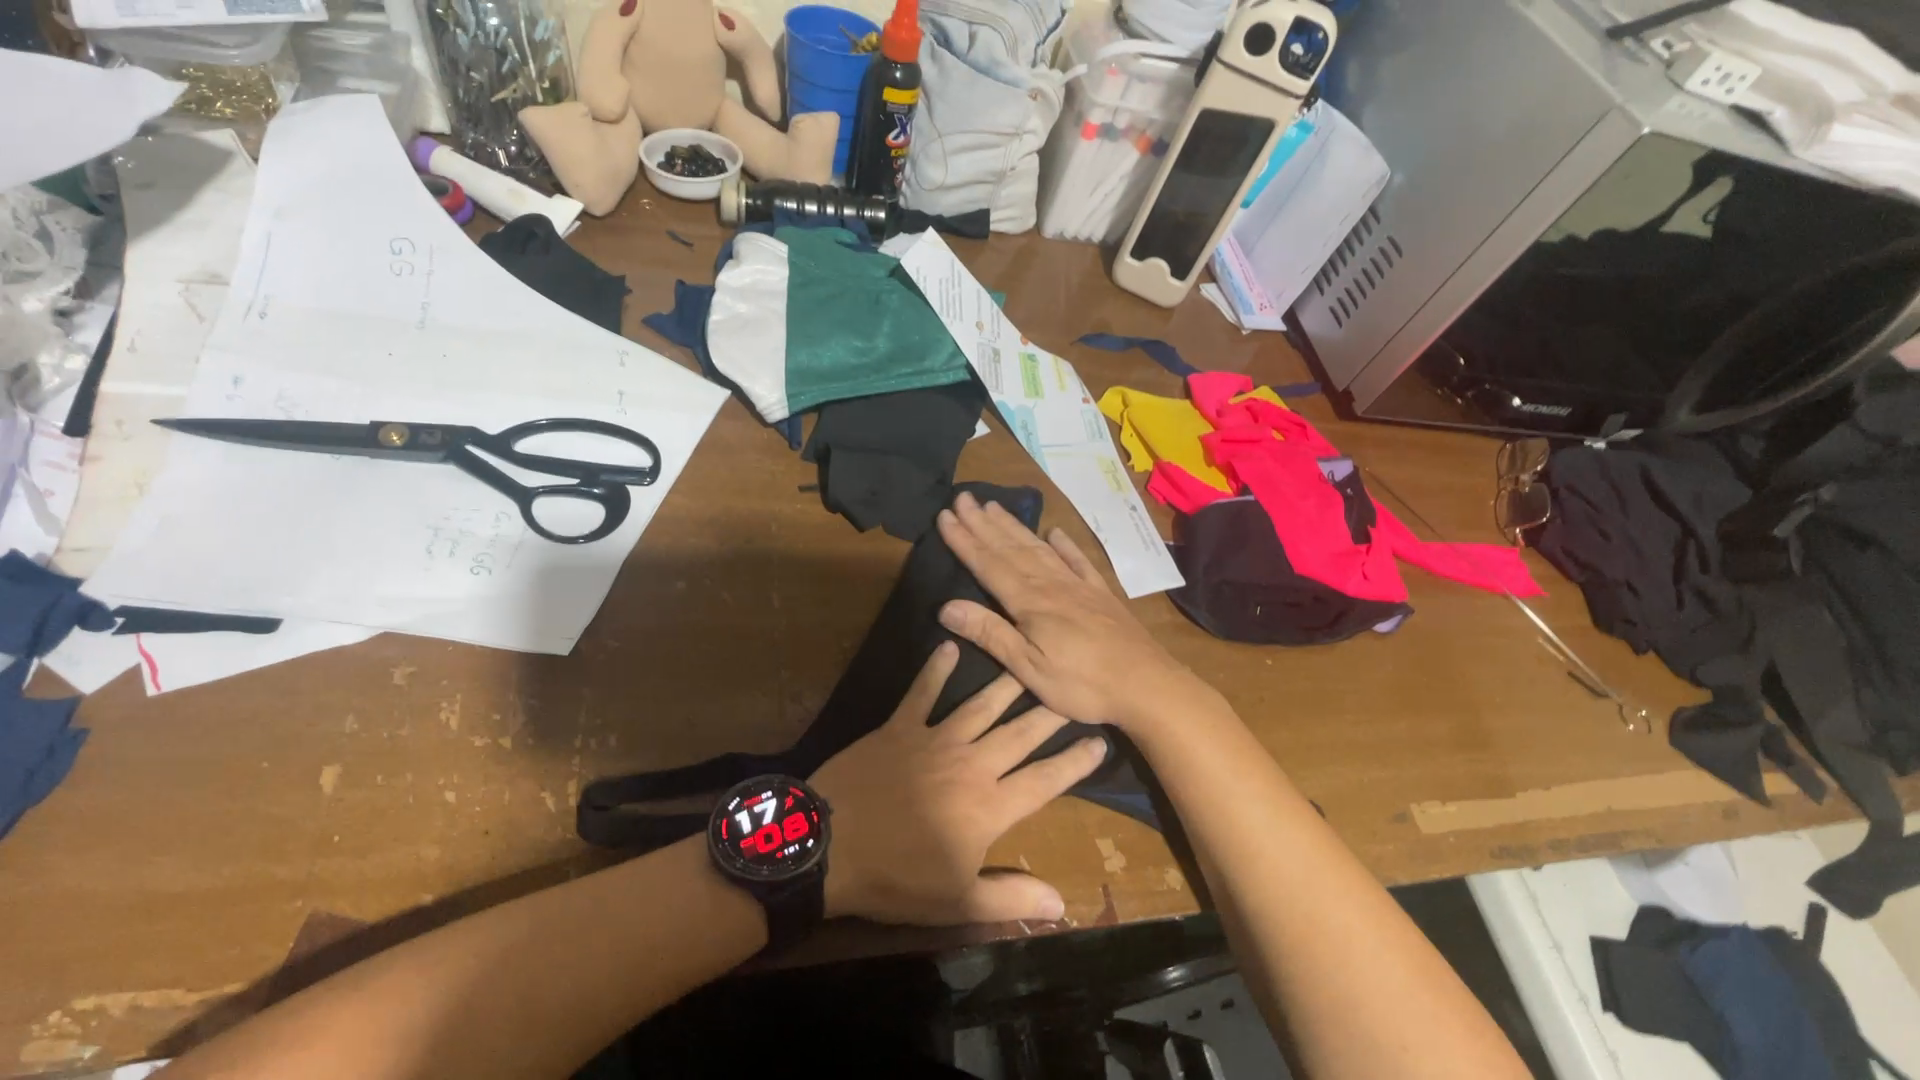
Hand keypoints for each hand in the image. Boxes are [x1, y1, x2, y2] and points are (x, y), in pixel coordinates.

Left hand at [810, 642, 1107, 925]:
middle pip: (1019, 734)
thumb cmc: (894, 880)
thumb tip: (1064, 902)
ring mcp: (934, 741)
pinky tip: (950, 646)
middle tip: (1072, 691)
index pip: (1044, 780)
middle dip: (1049, 714)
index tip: (1100, 742)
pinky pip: (921, 693)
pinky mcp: (898, 729)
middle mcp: (970, 765)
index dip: (1074, 763)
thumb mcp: (956, 902)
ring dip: (1006, 685)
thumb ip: (1010, 897)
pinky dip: (936, 669)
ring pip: (980, 707)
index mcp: (989, 807)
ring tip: (1029, 664)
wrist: (826, 846)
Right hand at [934, 491, 1206, 730]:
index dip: (964, 541)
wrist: (1147, 685)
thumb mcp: (1029, 668)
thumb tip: (946, 605)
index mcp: (1030, 602)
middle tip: (962, 497)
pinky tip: (1055, 532)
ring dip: (1014, 527)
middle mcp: (1052, 584)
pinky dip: (1065, 544)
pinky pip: (1078, 561)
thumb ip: (990, 633)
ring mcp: (1079, 586)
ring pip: (1039, 548)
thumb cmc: (1083, 684)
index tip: (943, 516)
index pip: (988, 564)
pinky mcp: (1101, 594)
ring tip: (995, 506)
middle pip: (1011, 548)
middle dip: (983, 524)